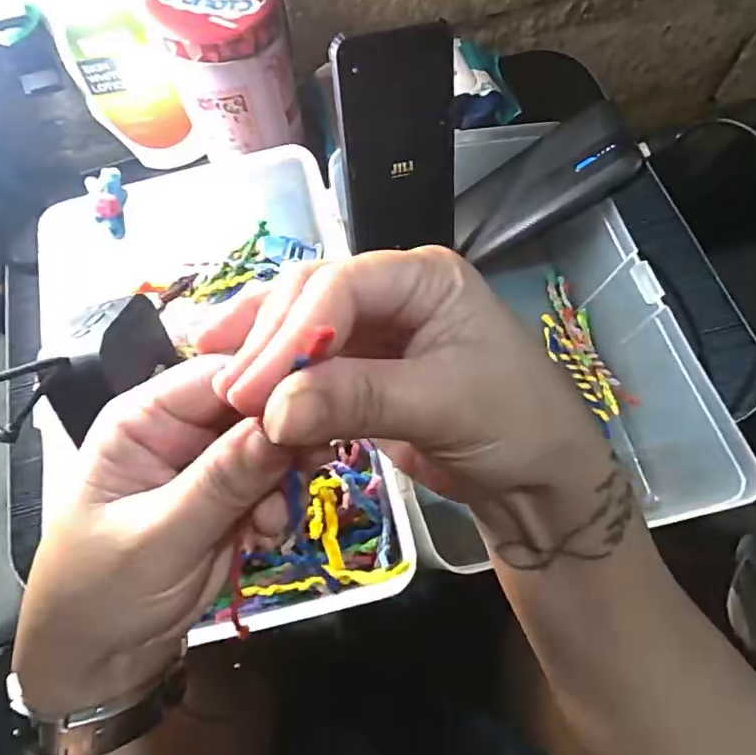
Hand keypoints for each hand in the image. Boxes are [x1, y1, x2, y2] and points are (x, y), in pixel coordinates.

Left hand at [12, 355, 290, 716]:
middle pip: (254, 408)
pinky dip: (280, 510)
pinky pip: (275, 486)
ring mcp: (209, 468)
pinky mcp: (230, 501)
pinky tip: (264, 538)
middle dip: (284, 440)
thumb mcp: (158, 537)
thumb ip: (221, 482)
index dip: (269, 385)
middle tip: (308, 470)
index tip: (311, 413)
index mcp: (144, 419)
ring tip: (271, 522)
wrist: (98, 663)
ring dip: (284, 482)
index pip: (218, 375)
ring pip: (273, 448)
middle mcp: (180, 432)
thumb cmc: (97, 595)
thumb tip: (280, 425)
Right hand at [198, 248, 624, 565]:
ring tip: (219, 382)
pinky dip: (280, 382)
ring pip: (302, 328)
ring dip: (262, 355)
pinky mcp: (363, 368)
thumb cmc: (513, 425)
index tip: (252, 387)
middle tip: (229, 390)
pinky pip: (310, 366)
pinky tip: (246, 391)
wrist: (537, 477)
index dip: (291, 333)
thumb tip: (271, 412)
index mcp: (423, 277)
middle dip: (268, 341)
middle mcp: (393, 292)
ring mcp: (375, 330)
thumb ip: (356, 399)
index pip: (340, 286)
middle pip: (311, 297)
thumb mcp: (440, 406)